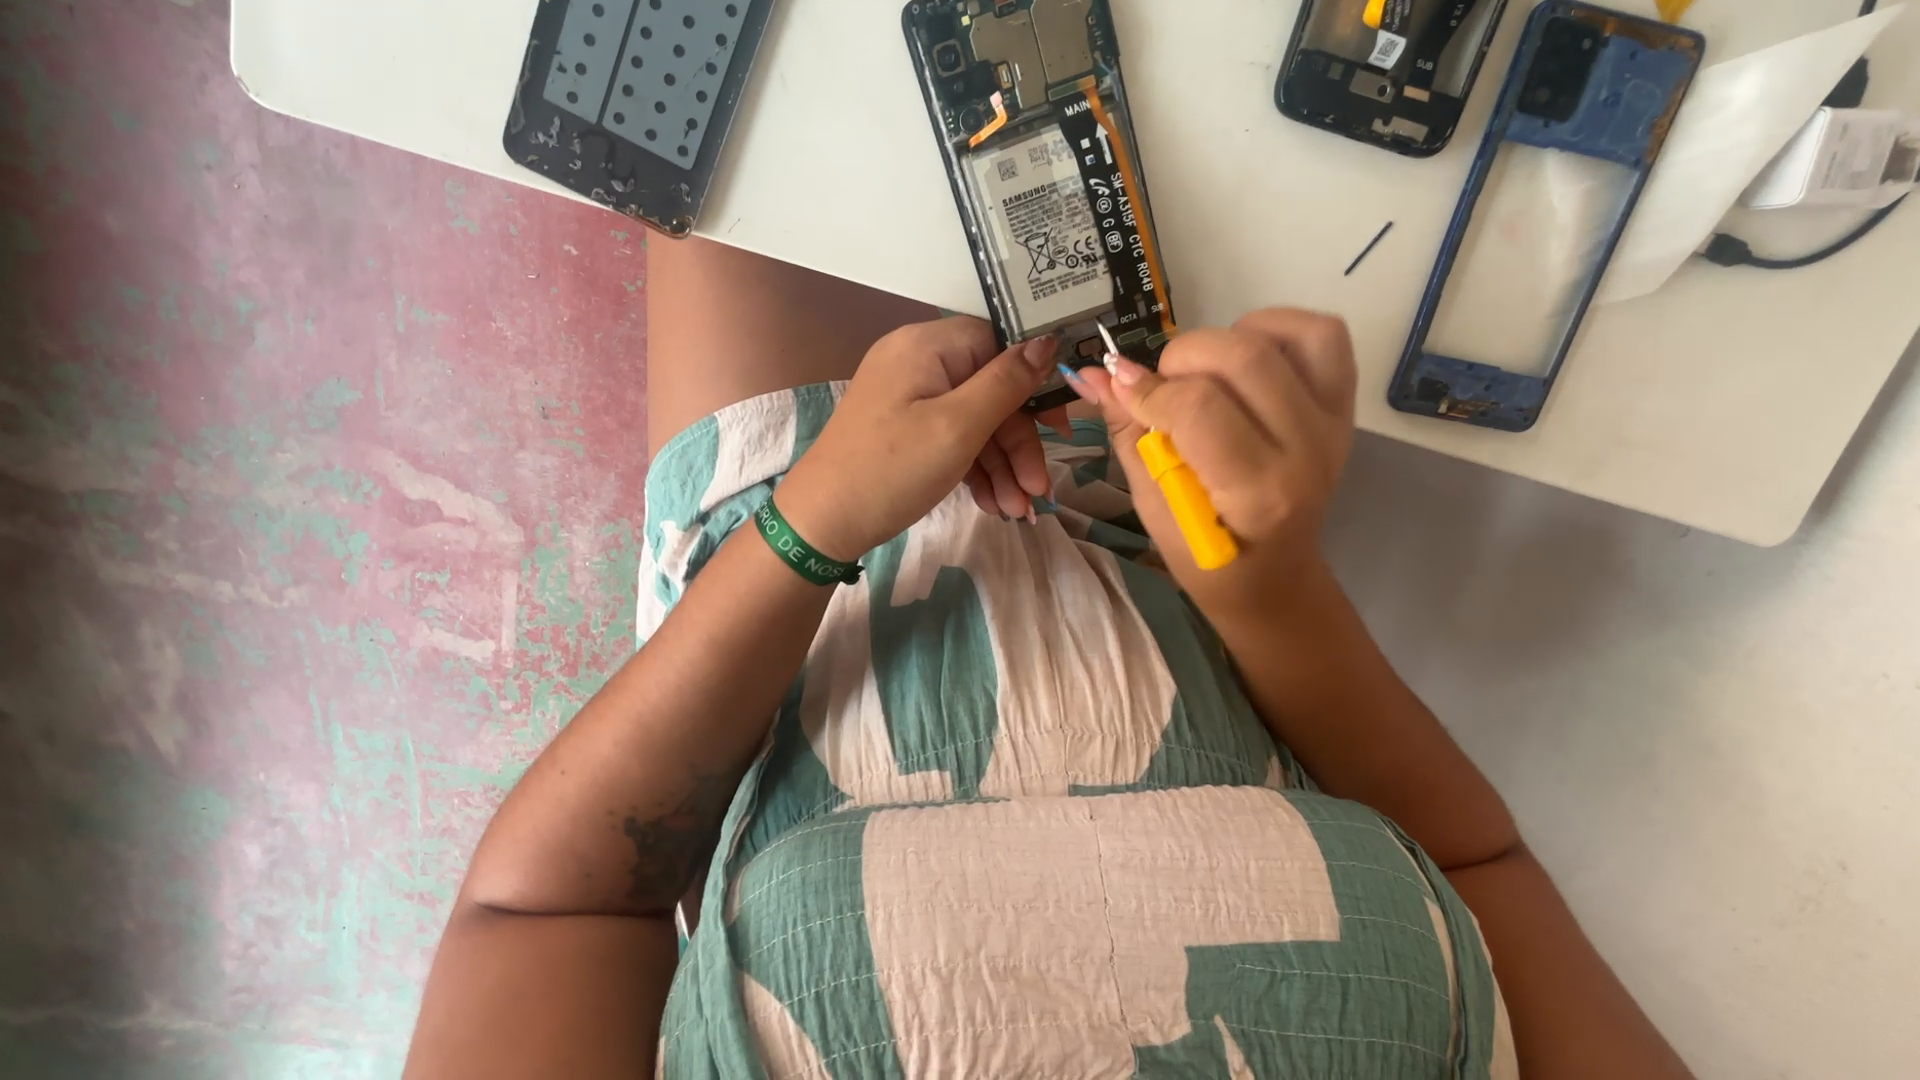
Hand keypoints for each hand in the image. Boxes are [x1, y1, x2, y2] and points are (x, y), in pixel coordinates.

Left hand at [776, 316, 1059, 560]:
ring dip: (1003, 467)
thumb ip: (1007, 382)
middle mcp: (919, 362)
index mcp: (928, 345)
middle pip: (991, 390)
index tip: (1059, 426)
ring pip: (976, 422)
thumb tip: (1048, 339)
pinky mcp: (906, 431)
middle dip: (1019, 445)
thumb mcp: (957, 427)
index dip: (1033, 383)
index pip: (999, 343)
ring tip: (1018, 512)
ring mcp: (911, 399)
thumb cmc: (891, 470)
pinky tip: (994, 505)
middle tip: (1039, 492)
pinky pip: (954, 438)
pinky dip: (977, 470)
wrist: (822, 524)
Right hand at [1068, 309, 1357, 624]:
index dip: (1149, 391)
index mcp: (1255, 492)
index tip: (1124, 391)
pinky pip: (1322, 334)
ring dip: (1229, 337)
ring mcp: (1332, 424)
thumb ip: (1128, 432)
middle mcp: (1305, 451)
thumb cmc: (1203, 552)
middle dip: (1183, 356)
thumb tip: (1095, 372)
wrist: (1271, 572)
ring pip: (1286, 336)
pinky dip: (1277, 326)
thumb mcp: (1153, 503)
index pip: (1198, 407)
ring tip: (1206, 369)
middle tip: (1164, 384)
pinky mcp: (1343, 406)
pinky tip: (1244, 352)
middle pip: (1244, 357)